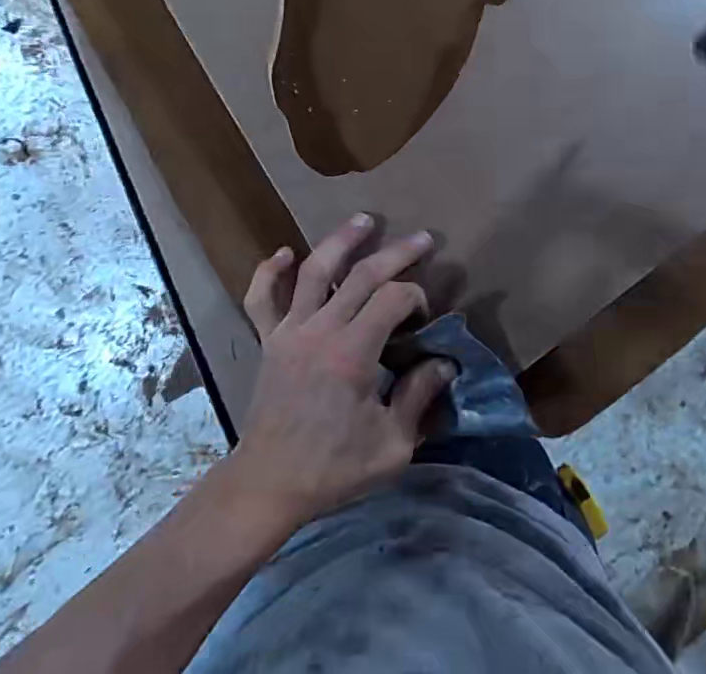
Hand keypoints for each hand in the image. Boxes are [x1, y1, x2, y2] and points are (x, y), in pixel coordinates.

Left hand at [227, 214, 456, 528]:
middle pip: (363, 275)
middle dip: (397, 254)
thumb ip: (420, 397)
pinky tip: (285, 253)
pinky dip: (271, 272)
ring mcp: (289, 332)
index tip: (424, 321)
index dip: (416, 298)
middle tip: (423, 239)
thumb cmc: (333, 469)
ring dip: (341, 242)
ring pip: (315, 272)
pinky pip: (262, 299)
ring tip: (363, 219)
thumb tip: (443, 363)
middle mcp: (320, 331)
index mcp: (352, 354)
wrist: (267, 486)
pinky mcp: (269, 342)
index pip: (393, 299)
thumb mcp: (392, 445)